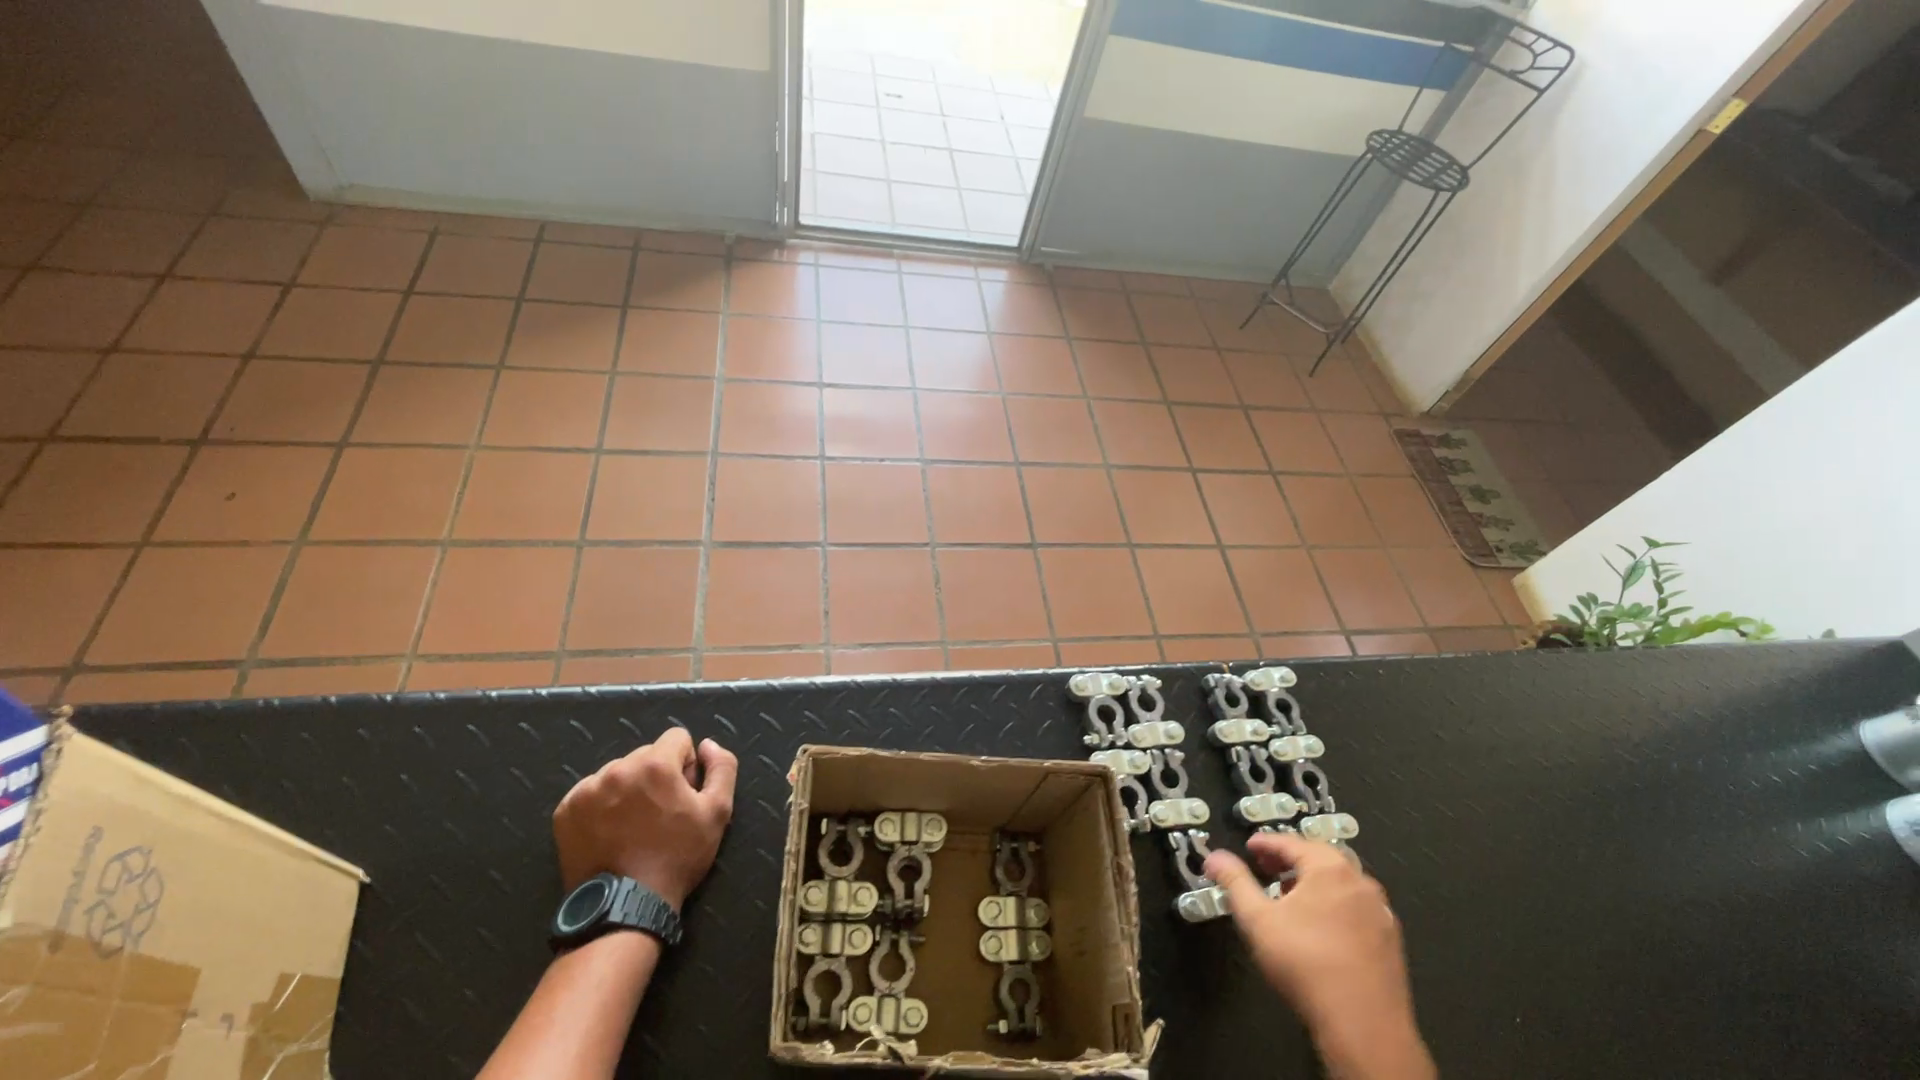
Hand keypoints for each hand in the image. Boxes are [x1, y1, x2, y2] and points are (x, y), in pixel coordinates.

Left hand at [552, 728, 736, 910]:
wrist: (626, 904)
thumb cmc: (677, 857)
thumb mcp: (717, 814)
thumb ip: (722, 768)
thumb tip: (708, 744)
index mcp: (655, 764)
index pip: (677, 738)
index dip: (686, 765)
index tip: (684, 793)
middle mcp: (617, 768)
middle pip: (646, 755)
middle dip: (656, 775)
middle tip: (660, 814)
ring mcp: (587, 789)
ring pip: (617, 773)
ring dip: (628, 789)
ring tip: (633, 826)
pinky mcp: (565, 810)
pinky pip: (591, 793)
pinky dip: (602, 805)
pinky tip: (610, 832)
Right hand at [1206, 833, 1434, 1079]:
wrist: (1363, 1023)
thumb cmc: (1305, 963)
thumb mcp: (1257, 920)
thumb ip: (1234, 883)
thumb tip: (1215, 857)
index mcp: (1329, 869)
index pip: (1292, 843)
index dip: (1267, 842)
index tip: (1250, 846)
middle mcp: (1360, 882)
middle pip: (1321, 858)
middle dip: (1291, 859)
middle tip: (1266, 866)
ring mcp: (1380, 910)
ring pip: (1342, 883)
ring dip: (1313, 881)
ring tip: (1289, 895)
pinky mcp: (1390, 938)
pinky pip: (1357, 907)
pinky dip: (1334, 903)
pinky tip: (1320, 925)